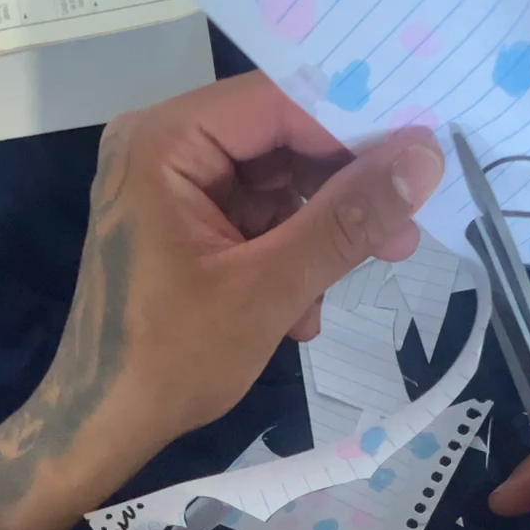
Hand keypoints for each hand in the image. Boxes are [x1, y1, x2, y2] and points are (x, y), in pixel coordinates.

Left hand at [47, 72, 445, 455]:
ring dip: (311, 245)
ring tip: (325, 301)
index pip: (278, 104)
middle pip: (276, 146)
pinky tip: (294, 315)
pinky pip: (248, 226)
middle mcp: (160, 151)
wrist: (103, 425)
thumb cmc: (170, 360)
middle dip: (336, 199)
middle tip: (399, 238)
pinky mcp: (176, 232)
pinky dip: (280, 263)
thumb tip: (425, 159)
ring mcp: (166, 193)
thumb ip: (346, 221)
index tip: (417, 167)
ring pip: (270, 192)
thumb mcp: (267, 289)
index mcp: (164, 143)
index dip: (353, 131)